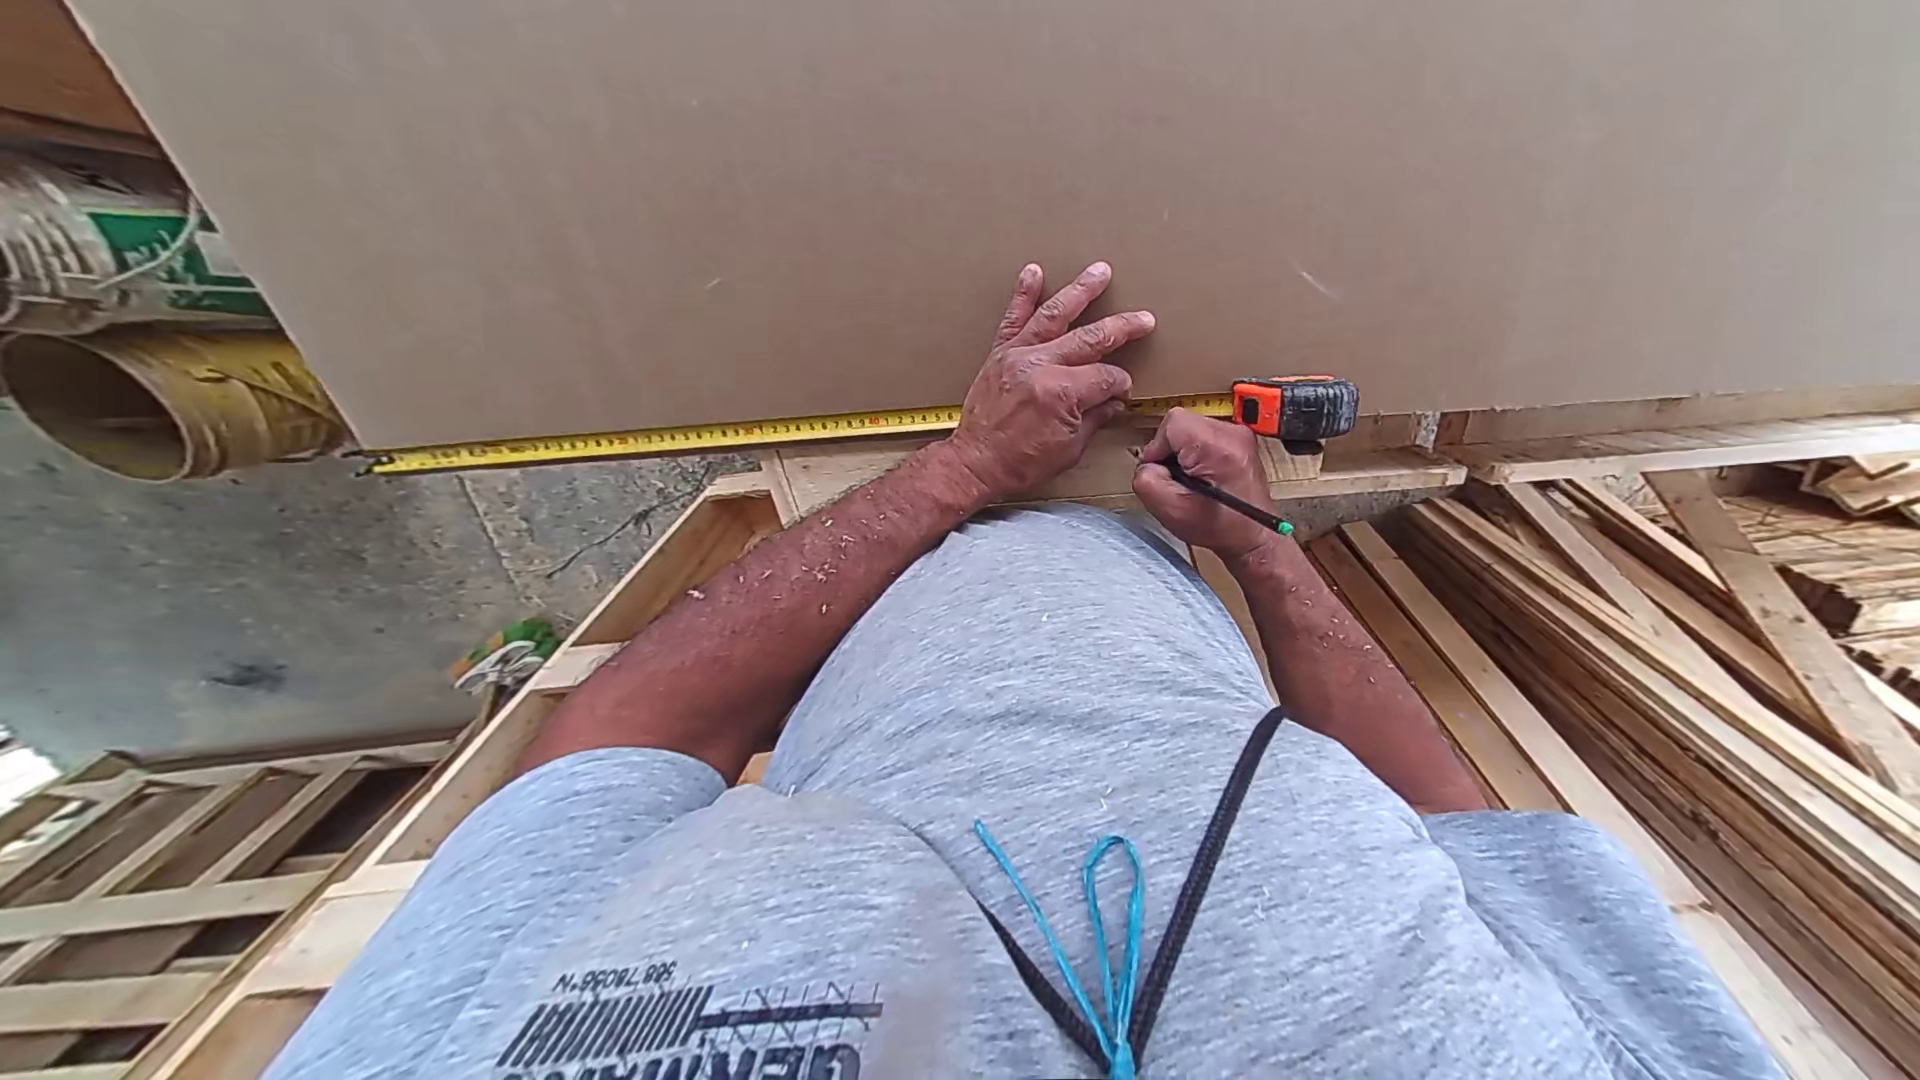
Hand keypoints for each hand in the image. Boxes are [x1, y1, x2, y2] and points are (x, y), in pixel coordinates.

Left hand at [940, 262, 1155, 501]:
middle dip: (1121, 328)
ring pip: (1054, 314)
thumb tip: (1113, 401)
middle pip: (1090, 339)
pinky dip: (1023, 295)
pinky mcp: (999, 355)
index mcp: (1062, 393)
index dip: (1120, 384)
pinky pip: (1013, 319)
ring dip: (1080, 291)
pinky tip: (1033, 273)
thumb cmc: (1019, 463)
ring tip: (1100, 272)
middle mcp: (1041, 366)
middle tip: (1143, 319)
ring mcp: (1018, 356)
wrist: (975, 463)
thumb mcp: (1069, 450)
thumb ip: (1094, 419)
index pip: (1106, 376)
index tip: (1123, 391)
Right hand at [1132, 407, 1281, 560]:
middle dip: (1170, 450)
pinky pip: (1203, 435)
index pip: (1171, 423)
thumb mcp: (1169, 509)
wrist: (1252, 535)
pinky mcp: (1239, 440)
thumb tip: (1146, 463)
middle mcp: (1233, 434)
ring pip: (1190, 428)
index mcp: (1217, 447)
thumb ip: (1145, 479)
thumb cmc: (1220, 526)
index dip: (1157, 448)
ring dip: (1182, 452)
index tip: (1164, 471)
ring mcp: (1239, 435)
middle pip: (1181, 423)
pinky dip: (1194, 453)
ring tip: (1190, 479)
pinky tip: (1200, 475)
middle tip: (1177, 478)